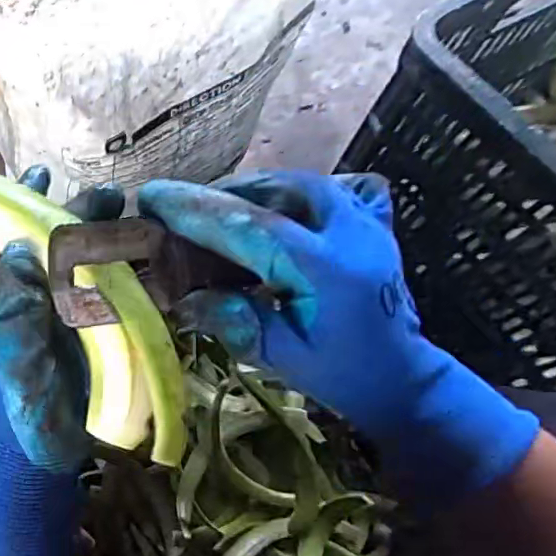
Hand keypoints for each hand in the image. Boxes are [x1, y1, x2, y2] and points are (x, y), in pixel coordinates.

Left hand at [0, 166, 113, 555]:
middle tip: (111, 196)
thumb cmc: (25, 419)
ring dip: (118, 241)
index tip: (40, 172)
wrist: (52, 464)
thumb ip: (14, 315)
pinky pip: (125, 299)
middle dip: (85, 217)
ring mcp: (80, 320)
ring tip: (140, 221)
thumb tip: (20, 251)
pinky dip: (142, 278)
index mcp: (18, 303)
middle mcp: (49, 303)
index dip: (29, 207)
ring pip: (99, 267)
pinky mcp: (109, 339)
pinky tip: (160, 266)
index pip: (23, 244)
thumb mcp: (14, 370)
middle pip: (66, 248)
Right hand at [138, 171, 538, 508]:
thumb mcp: (281, 356)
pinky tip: (267, 209)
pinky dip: (286, 192)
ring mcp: (365, 220)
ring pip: (296, 182)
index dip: (198, 210)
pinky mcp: (370, 220)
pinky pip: (325, 188)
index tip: (154, 198)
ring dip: (248, 190)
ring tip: (212, 209)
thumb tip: (183, 299)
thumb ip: (234, 321)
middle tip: (176, 207)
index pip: (251, 226)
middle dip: (218, 194)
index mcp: (328, 269)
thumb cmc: (341, 373)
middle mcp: (349, 232)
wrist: (401, 374)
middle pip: (273, 190)